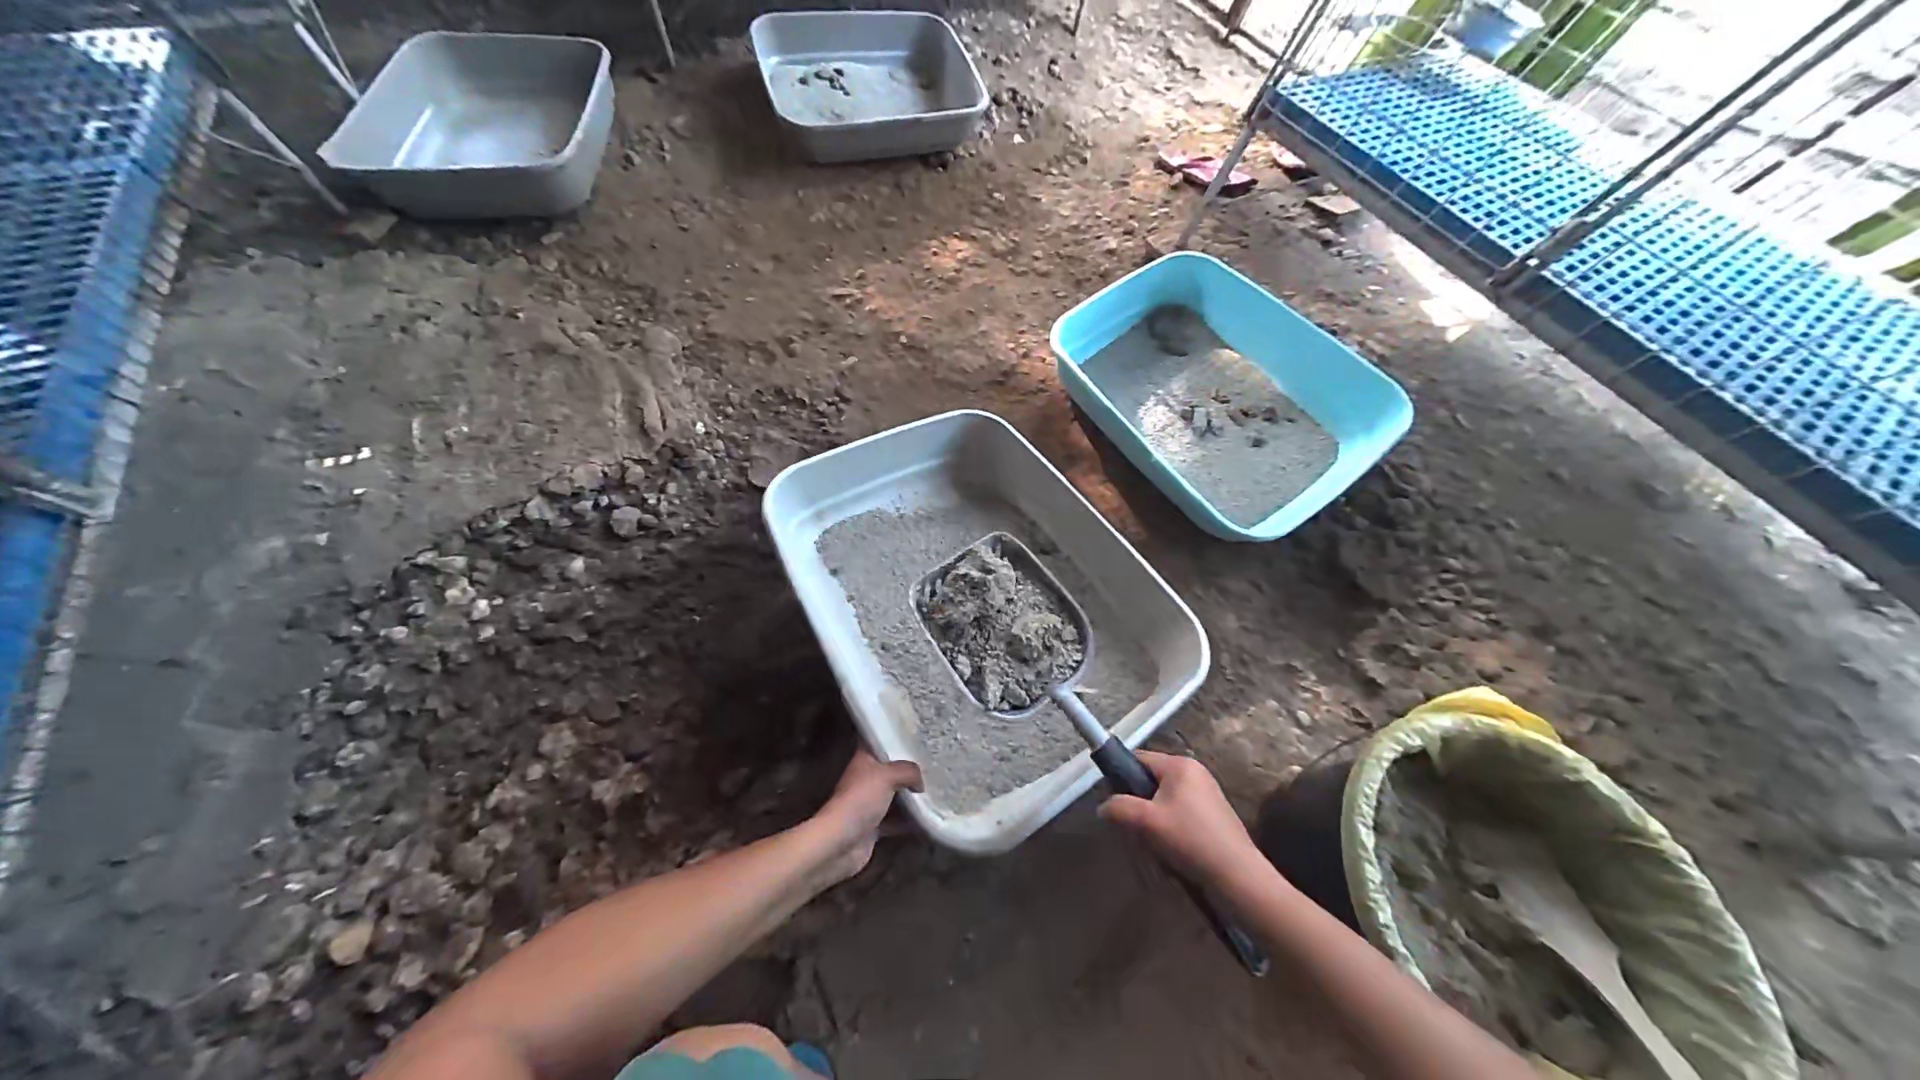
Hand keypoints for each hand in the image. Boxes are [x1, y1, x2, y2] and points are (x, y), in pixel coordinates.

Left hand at [810, 748, 922, 884]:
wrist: (841, 841)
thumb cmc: (861, 799)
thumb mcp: (888, 775)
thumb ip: (909, 771)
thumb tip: (920, 783)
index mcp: (863, 761)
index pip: (877, 742)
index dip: (893, 737)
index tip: (915, 735)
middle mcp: (865, 779)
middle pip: (890, 770)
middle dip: (909, 770)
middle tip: (933, 765)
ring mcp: (868, 803)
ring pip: (894, 795)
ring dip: (911, 796)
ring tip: (936, 790)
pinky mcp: (873, 826)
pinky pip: (896, 819)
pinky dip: (909, 820)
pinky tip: (928, 817)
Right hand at [1099, 751, 1261, 885]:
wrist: (1237, 875)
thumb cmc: (1190, 839)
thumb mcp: (1146, 822)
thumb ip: (1118, 808)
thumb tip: (1103, 807)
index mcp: (1180, 765)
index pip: (1138, 758)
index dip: (1121, 777)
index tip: (1114, 801)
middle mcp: (1195, 772)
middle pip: (1151, 780)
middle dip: (1139, 803)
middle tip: (1135, 826)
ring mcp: (1207, 793)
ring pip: (1164, 799)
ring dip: (1153, 818)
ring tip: (1154, 841)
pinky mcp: (1214, 814)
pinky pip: (1180, 812)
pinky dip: (1170, 827)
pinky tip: (1172, 848)